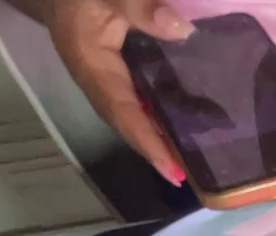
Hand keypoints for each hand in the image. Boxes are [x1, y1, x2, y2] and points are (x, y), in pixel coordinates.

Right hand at [41, 0, 191, 184]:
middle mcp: (92, 74)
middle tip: (185, 177)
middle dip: (153, 150)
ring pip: (129, 114)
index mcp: (89, 60)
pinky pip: (134, 99)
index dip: (147, 142)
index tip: (172, 170)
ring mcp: (99, 72)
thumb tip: (181, 29)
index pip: (121, 110)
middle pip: (124, 121)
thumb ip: (138, 6)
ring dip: (156, 139)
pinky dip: (154, 118)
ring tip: (186, 164)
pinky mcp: (109, 68)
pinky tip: (177, 130)